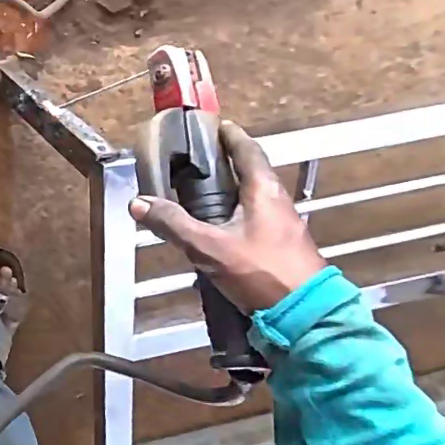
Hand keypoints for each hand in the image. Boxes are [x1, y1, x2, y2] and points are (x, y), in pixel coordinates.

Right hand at [128, 121, 326, 311]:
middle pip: (249, 173)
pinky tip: (213, 228)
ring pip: (250, 198)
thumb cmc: (262, 272)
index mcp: (265, 192)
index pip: (248, 152)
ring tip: (196, 194)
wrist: (306, 319)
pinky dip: (231, 214)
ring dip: (227, 191)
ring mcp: (282, 226)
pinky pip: (252, 219)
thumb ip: (172, 223)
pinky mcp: (281, 247)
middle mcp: (277, 203)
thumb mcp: (208, 247)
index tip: (215, 126)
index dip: (230, 136)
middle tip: (193, 161)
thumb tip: (138, 203)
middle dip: (223, 165)